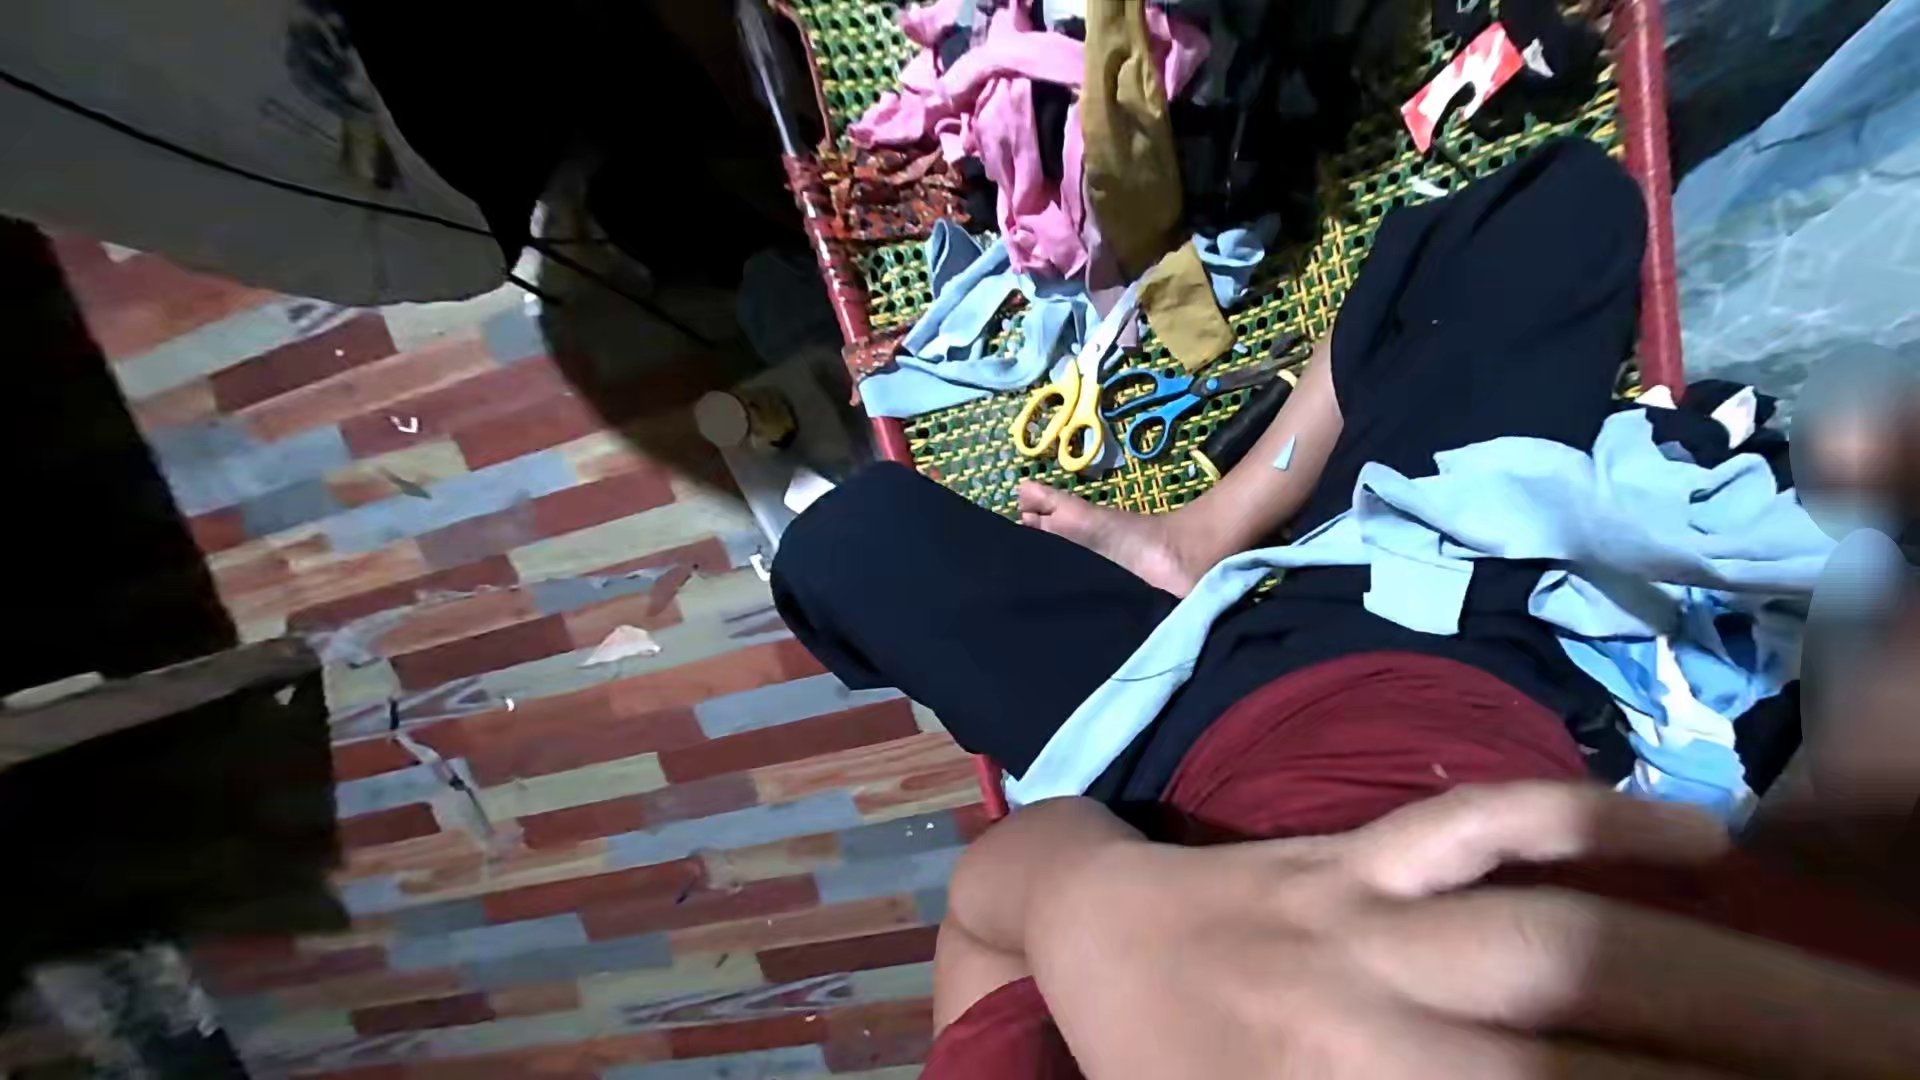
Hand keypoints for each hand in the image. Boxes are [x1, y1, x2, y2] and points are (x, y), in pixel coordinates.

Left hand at [1023, 783, 1919, 1078]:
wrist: (1083, 931)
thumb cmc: (1157, 1066)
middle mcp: (1379, 1027)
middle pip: (1619, 1068)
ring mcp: (1356, 914)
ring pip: (1568, 945)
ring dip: (1761, 990)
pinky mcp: (1334, 848)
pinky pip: (1456, 821)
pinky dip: (1571, 815)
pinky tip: (1697, 833)